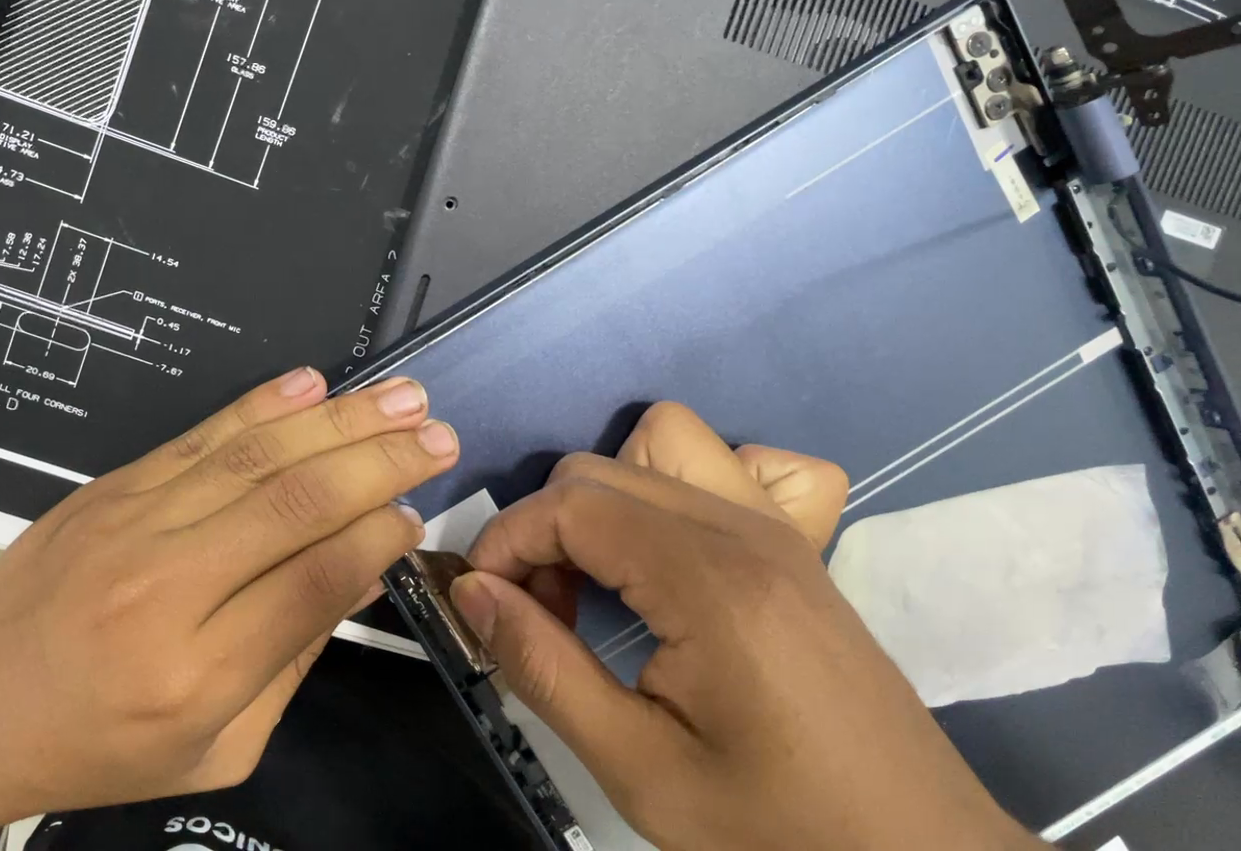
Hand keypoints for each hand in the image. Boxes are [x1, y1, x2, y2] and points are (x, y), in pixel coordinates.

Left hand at [0, 368, 457, 836]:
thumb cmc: (100, 746)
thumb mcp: (215, 747)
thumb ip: (292, 657)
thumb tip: (360, 570)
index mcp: (198, 670)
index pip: (314, 579)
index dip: (378, 536)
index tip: (417, 512)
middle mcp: (168, 584)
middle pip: (294, 503)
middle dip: (378, 462)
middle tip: (435, 434)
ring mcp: (133, 523)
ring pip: (254, 455)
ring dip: (336, 419)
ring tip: (399, 396)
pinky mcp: (111, 487)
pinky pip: (199, 436)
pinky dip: (261, 405)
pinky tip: (311, 384)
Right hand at [451, 403, 1042, 850]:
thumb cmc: (778, 830)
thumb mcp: (640, 769)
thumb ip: (542, 668)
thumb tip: (469, 591)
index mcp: (711, 581)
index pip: (571, 504)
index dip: (505, 541)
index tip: (484, 603)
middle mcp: (745, 528)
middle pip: (597, 471)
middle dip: (541, 531)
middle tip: (538, 616)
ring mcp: (776, 528)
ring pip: (649, 449)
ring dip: (595, 505)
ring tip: (594, 584)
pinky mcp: (792, 544)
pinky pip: (704, 470)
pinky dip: (652, 496)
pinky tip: (656, 569)